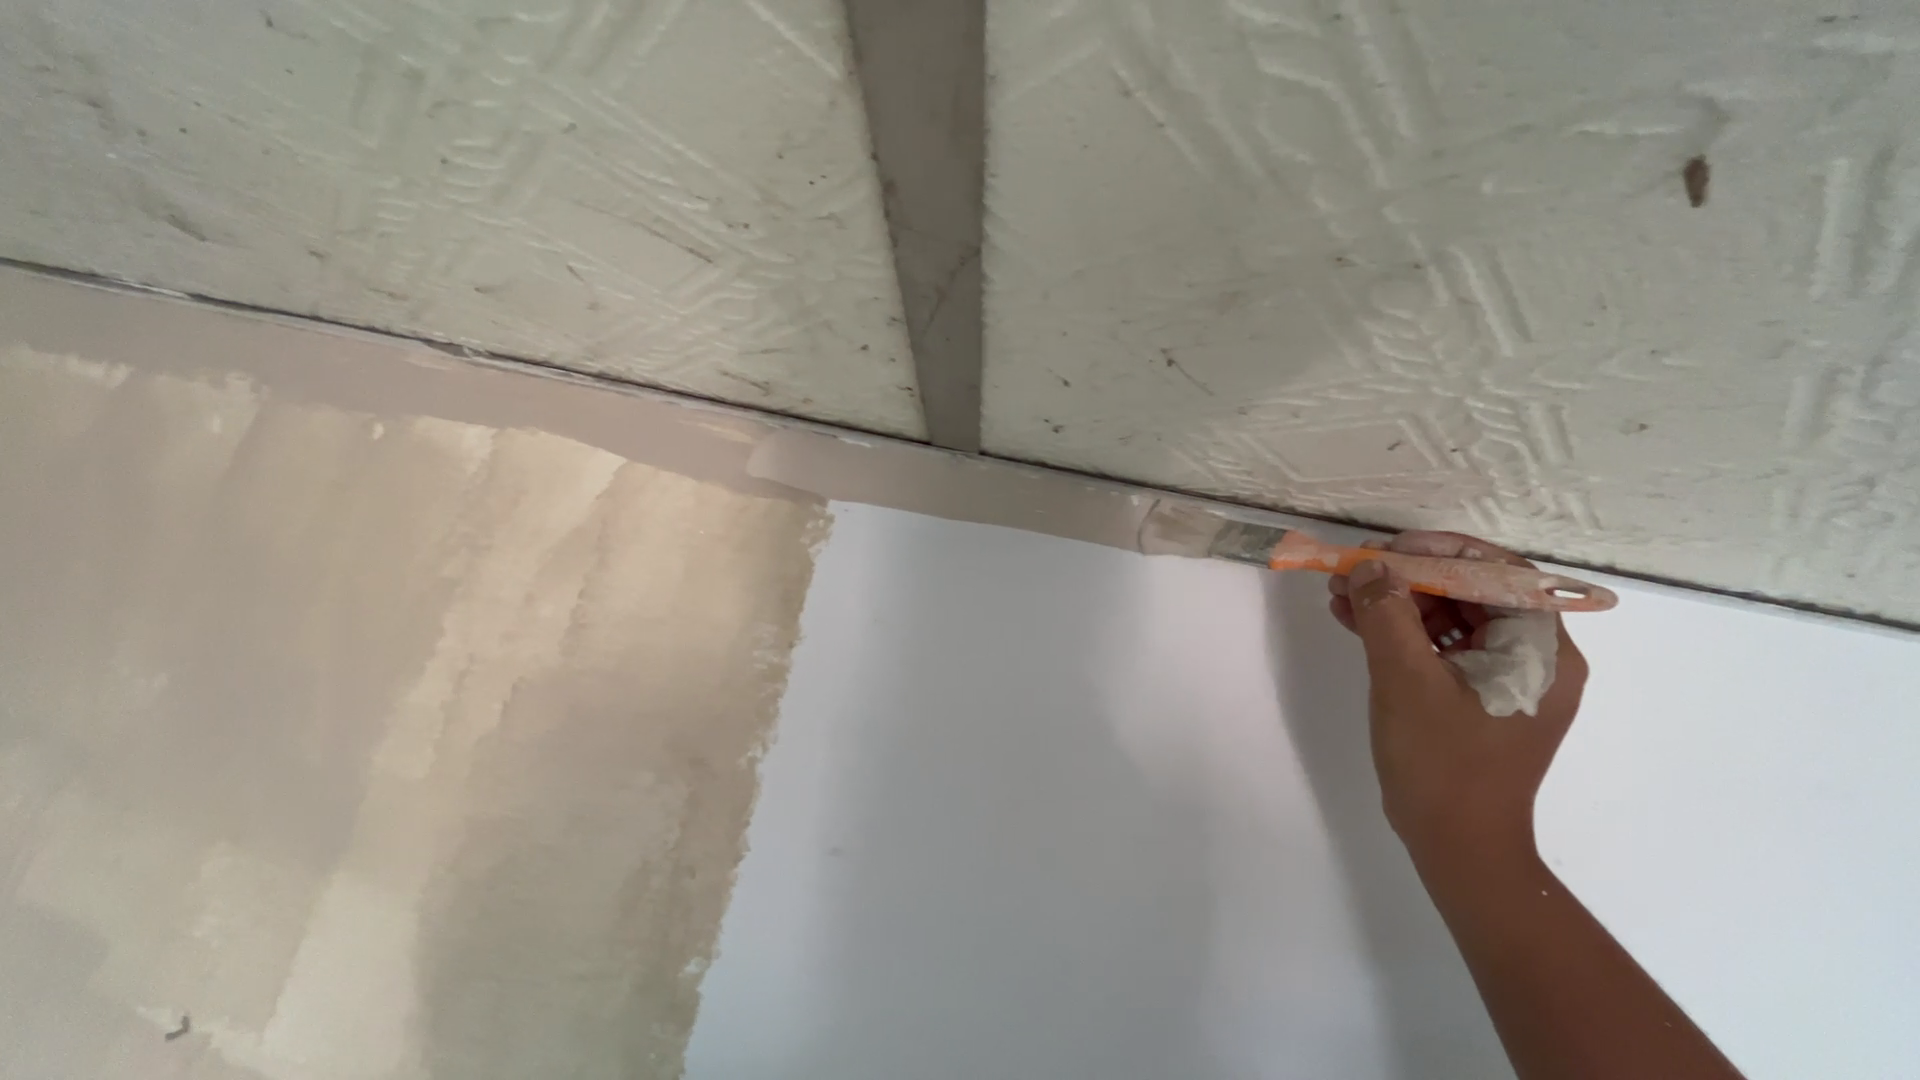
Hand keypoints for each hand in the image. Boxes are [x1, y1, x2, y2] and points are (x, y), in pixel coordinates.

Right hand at [1326, 531, 1588, 866]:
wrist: (1457, 846)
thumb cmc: (1443, 763)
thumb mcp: (1406, 680)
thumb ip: (1386, 615)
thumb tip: (1369, 567)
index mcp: (1540, 650)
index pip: (1499, 573)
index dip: (1441, 551)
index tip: (1387, 550)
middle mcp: (1534, 658)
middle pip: (1472, 593)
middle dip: (1408, 578)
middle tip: (1354, 570)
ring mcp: (1506, 680)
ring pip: (1452, 620)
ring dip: (1397, 604)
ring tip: (1341, 593)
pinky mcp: (1478, 699)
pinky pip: (1442, 649)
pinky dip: (1401, 634)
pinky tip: (1352, 621)